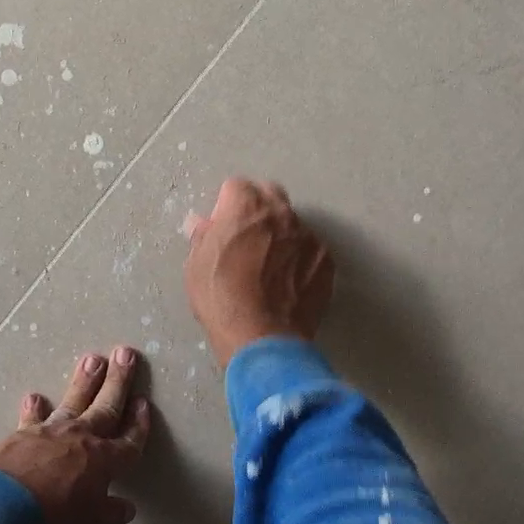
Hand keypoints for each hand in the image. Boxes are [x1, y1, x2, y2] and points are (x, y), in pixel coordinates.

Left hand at [0, 346, 152, 523]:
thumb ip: (110, 516)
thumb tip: (125, 507)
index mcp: (105, 462)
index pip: (130, 441)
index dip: (139, 425)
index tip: (143, 405)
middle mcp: (80, 439)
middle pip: (105, 406)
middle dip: (118, 381)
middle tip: (124, 353)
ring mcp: (48, 433)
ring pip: (72, 401)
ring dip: (83, 381)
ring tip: (92, 359)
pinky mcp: (20, 436)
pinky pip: (32, 417)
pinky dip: (35, 407)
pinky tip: (34, 397)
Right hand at [183, 178, 334, 367]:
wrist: (262, 337)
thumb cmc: (220, 298)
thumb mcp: (196, 265)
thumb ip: (203, 236)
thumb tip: (202, 223)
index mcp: (247, 206)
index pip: (235, 186)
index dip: (225, 207)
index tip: (221, 228)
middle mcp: (283, 212)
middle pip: (270, 195)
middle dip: (258, 209)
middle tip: (246, 239)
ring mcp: (310, 236)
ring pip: (293, 224)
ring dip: (281, 235)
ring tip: (269, 268)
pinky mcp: (327, 262)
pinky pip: (310, 251)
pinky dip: (299, 260)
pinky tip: (287, 284)